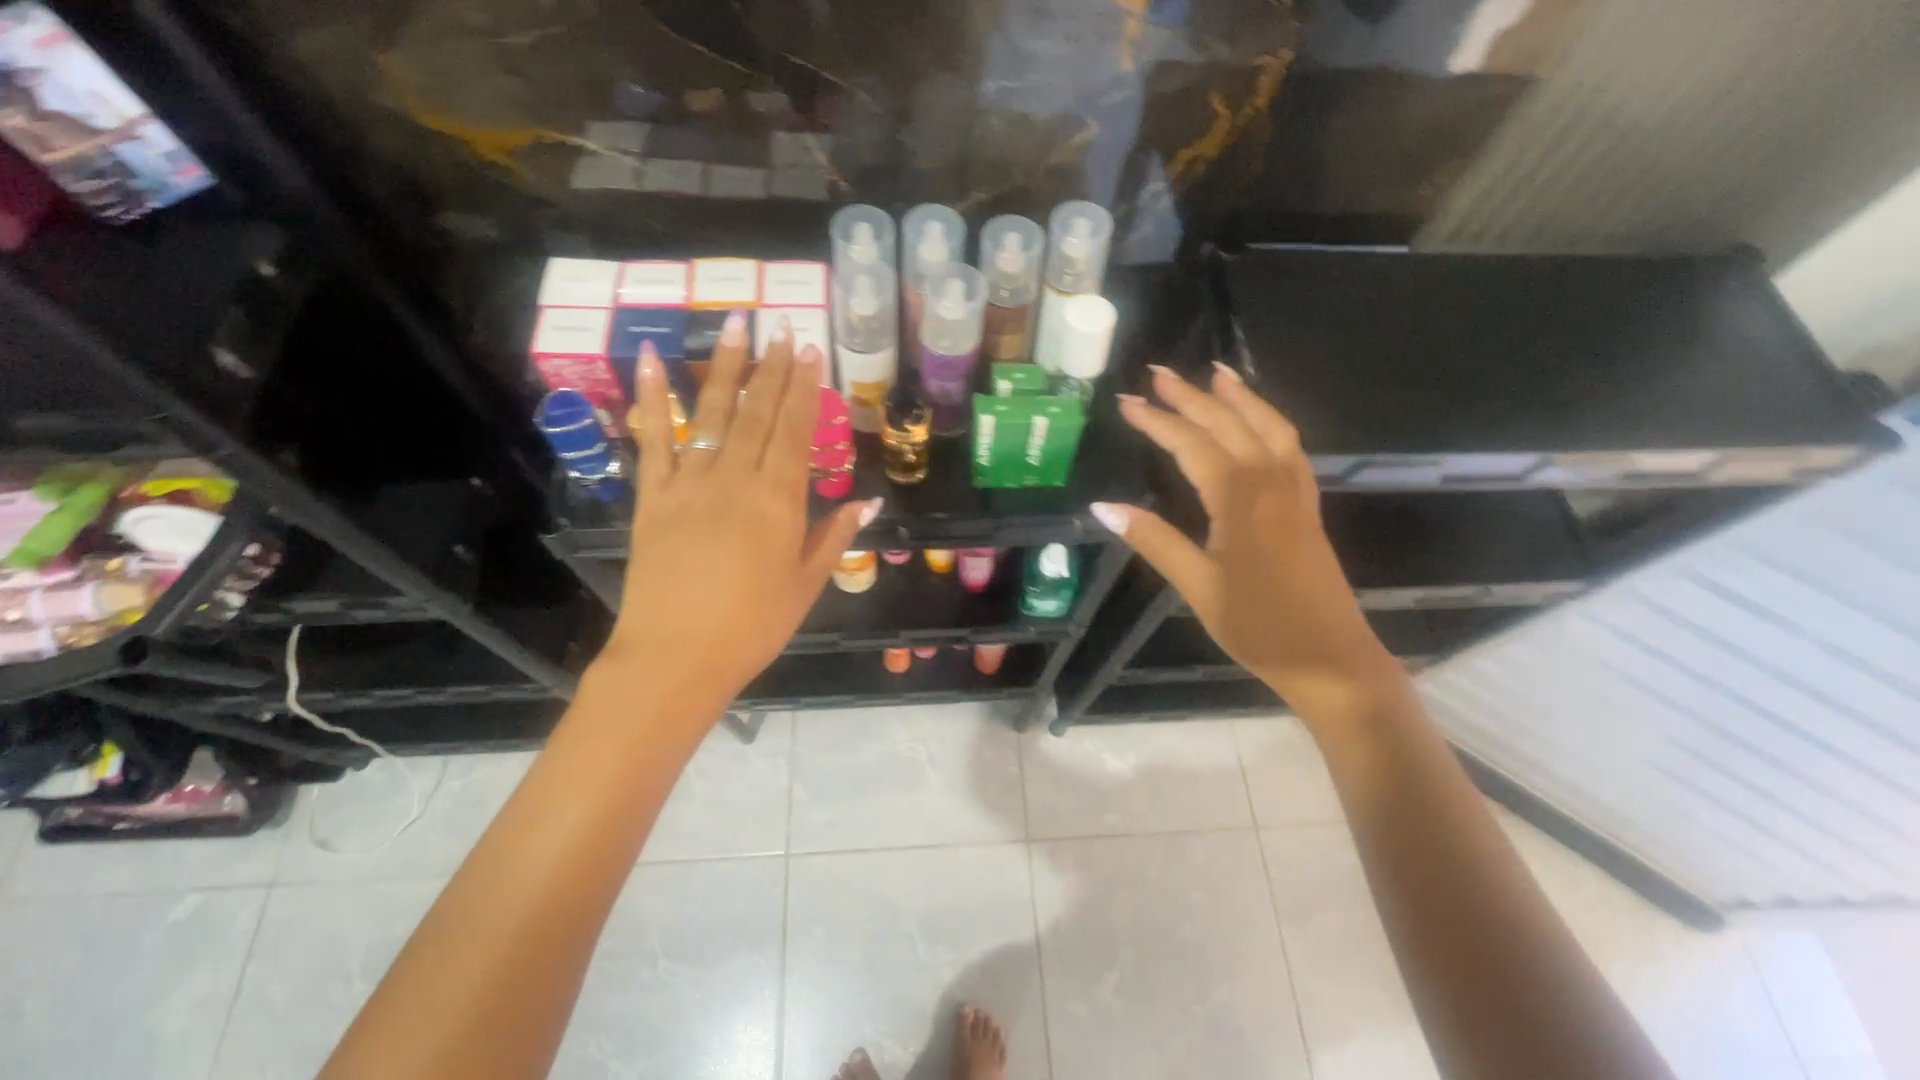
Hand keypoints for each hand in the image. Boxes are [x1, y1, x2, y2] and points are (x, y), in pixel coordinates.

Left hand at [598, 312, 879, 715]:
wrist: (676, 655)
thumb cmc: (752, 628)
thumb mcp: (806, 587)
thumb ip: (834, 538)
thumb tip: (866, 501)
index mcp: (779, 501)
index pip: (796, 430)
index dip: (804, 389)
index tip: (809, 352)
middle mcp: (736, 479)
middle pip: (758, 413)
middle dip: (772, 369)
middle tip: (781, 329)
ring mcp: (690, 483)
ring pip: (711, 414)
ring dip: (724, 367)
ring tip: (735, 326)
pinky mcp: (653, 496)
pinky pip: (653, 438)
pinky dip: (651, 397)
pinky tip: (648, 359)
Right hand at [1092, 362, 1406, 722]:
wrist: (1329, 658)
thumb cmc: (1257, 627)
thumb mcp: (1197, 586)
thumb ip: (1154, 540)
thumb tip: (1104, 506)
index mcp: (1240, 498)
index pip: (1192, 445)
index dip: (1157, 422)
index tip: (1126, 402)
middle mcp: (1270, 482)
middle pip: (1229, 425)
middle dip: (1192, 397)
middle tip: (1158, 373)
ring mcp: (1295, 493)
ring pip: (1268, 428)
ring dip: (1240, 399)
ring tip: (1216, 374)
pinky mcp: (1307, 508)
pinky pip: (1290, 448)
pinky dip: (1270, 423)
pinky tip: (1259, 424)